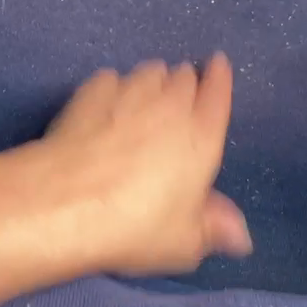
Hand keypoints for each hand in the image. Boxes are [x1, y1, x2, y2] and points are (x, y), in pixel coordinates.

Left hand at [30, 55, 252, 276]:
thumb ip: (213, 229)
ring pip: (148, 72)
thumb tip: (239, 235)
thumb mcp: (183, 241)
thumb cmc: (136, 224)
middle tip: (180, 97)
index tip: (218, 64)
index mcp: (201, 137)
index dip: (219, 77)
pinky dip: (114, 87)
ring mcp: (128, 92)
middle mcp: (169, 105)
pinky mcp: (91, 92)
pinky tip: (106, 104)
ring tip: (146, 97)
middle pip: (183, 78)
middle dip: (184, 83)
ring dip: (152, 81)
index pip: (218, 93)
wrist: (66, 199)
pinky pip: (111, 79)